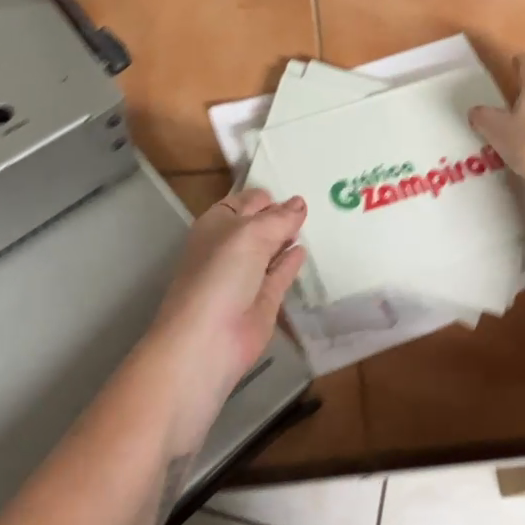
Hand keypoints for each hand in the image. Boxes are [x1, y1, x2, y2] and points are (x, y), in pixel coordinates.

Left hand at [148, 190, 307, 415]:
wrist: (209, 339)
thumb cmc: (221, 273)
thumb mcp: (250, 233)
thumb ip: (279, 218)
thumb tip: (300, 204)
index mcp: (217, 224)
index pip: (245, 201)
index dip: (268, 195)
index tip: (296, 185)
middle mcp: (230, 247)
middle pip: (259, 224)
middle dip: (280, 213)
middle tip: (314, 199)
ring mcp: (246, 275)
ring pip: (270, 248)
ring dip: (288, 236)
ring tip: (316, 221)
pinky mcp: (262, 300)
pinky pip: (280, 273)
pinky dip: (291, 262)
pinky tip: (304, 250)